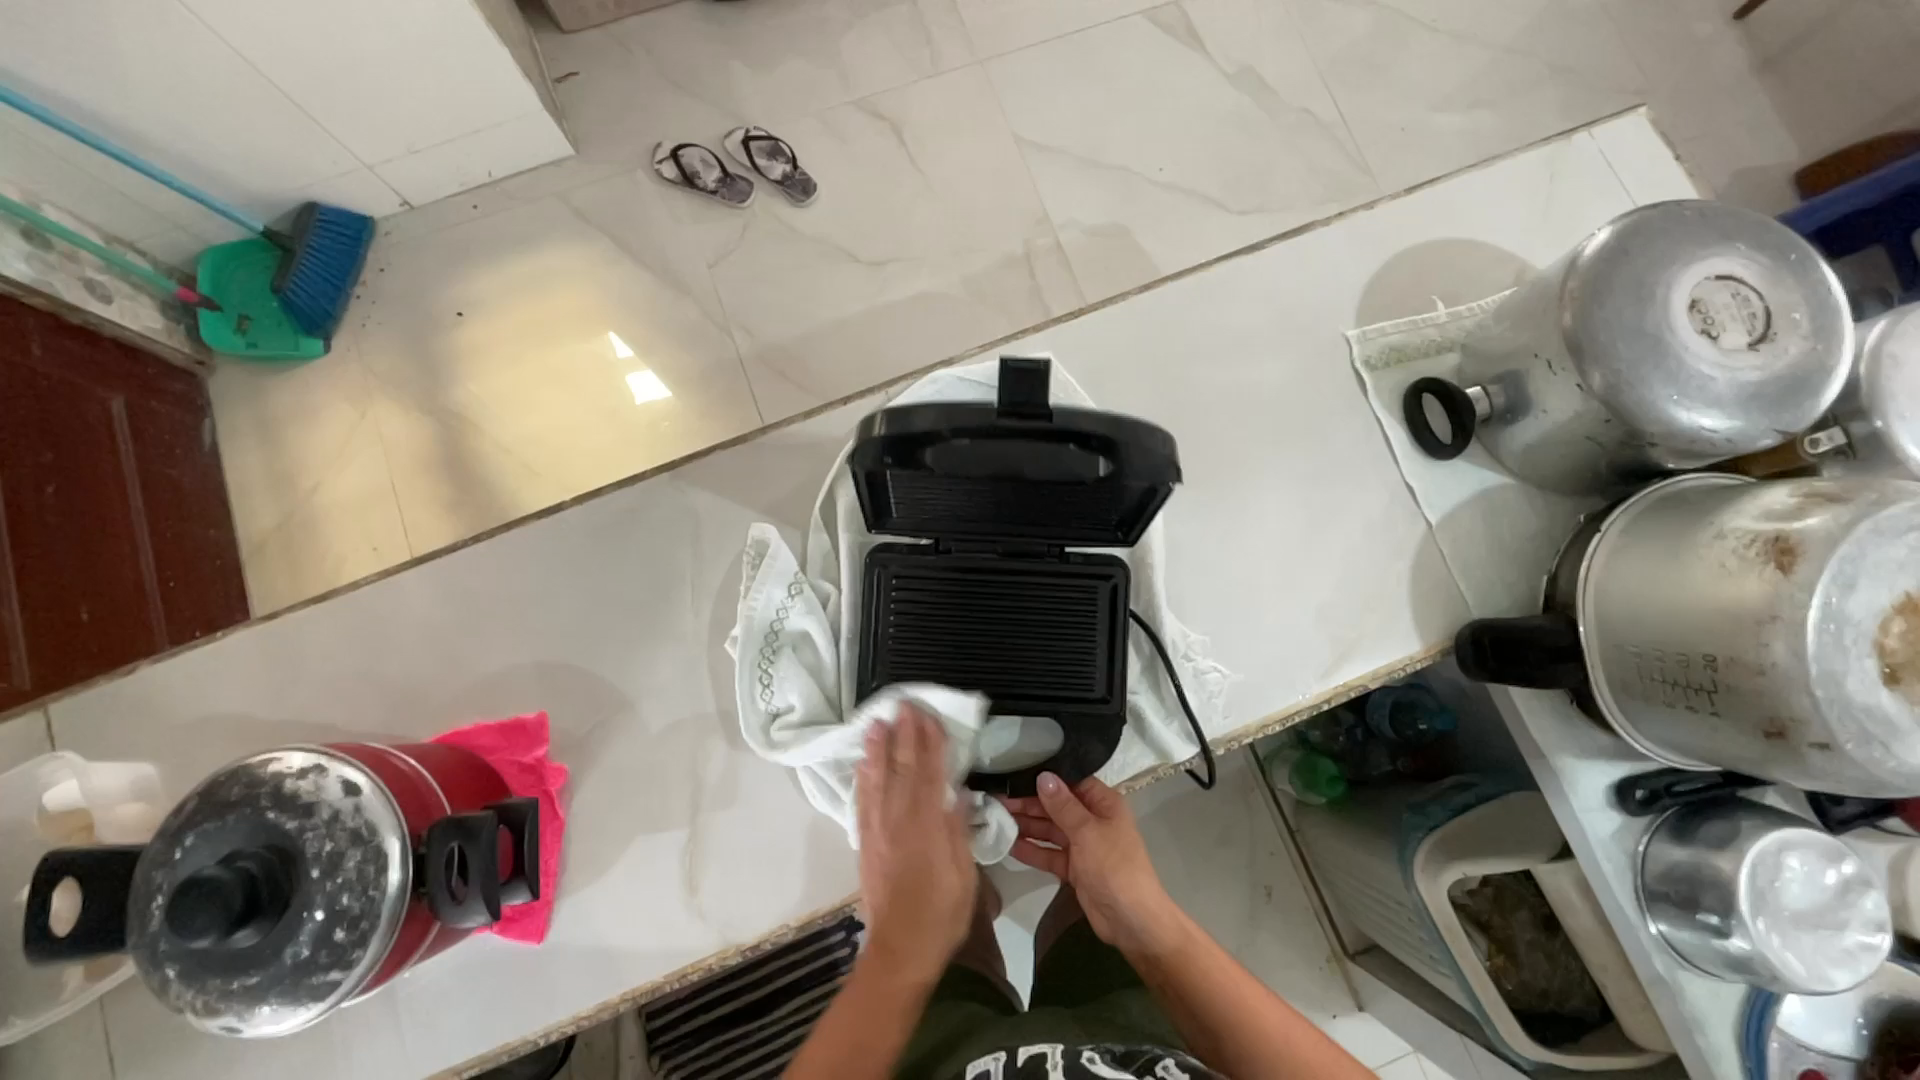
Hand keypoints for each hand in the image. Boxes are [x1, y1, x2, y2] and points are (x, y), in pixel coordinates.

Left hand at [854, 706, 976, 984]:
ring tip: (876, 722)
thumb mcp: (964, 874)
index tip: (930, 716)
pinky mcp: (865, 843)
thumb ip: (958, 831)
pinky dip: (862, 779)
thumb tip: (959, 793)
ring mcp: (878, 830)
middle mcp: (899, 820)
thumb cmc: (941, 913)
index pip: (930, 773)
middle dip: (904, 735)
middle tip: (903, 705)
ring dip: (878, 749)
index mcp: (927, 825)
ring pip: (877, 780)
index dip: (930, 743)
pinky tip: (863, 764)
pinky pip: (862, 802)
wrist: (900, 949)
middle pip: (902, 769)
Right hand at [1000, 772, 1179, 953]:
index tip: (1015, 775)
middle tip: (997, 801)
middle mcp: (1093, 820)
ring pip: (1050, 830)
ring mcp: (1083, 845)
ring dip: (1027, 826)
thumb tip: (1043, 776)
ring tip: (997, 820)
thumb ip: (1062, 805)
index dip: (1046, 779)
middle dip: (1029, 804)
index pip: (1071, 782)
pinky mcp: (1074, 868)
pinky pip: (1049, 853)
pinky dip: (1032, 850)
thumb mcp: (1087, 831)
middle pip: (1057, 806)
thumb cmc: (1113, 866)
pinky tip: (1010, 845)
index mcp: (1103, 804)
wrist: (1130, 919)